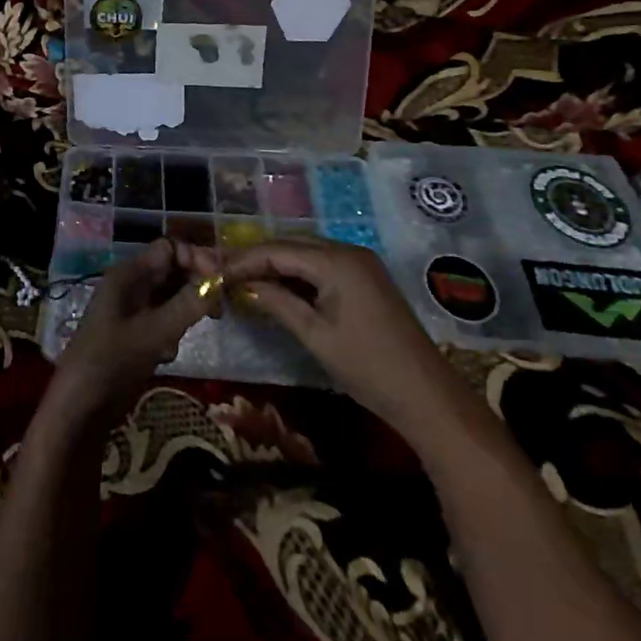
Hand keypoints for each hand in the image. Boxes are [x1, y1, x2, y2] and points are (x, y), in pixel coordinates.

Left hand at [50, 240, 217, 429]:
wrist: (81, 406)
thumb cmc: (112, 362)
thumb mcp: (154, 333)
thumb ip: (187, 305)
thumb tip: (218, 280)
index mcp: (127, 275)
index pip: (168, 248)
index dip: (196, 258)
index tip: (221, 281)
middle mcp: (129, 286)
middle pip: (172, 270)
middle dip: (196, 284)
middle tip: (219, 311)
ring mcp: (131, 310)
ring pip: (171, 296)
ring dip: (187, 310)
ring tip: (196, 331)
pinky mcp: (135, 333)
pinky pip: (164, 320)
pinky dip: (173, 331)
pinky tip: (168, 354)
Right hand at [223, 239, 461, 436]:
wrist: (426, 395)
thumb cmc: (367, 366)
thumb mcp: (313, 334)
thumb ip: (275, 301)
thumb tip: (243, 284)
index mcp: (336, 262)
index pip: (276, 250)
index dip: (242, 260)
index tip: (213, 273)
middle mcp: (348, 251)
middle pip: (290, 245)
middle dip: (255, 258)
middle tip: (222, 273)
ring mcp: (361, 264)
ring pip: (304, 252)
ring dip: (274, 264)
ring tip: (241, 279)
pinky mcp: (365, 278)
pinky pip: (321, 265)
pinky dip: (296, 273)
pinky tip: (276, 287)